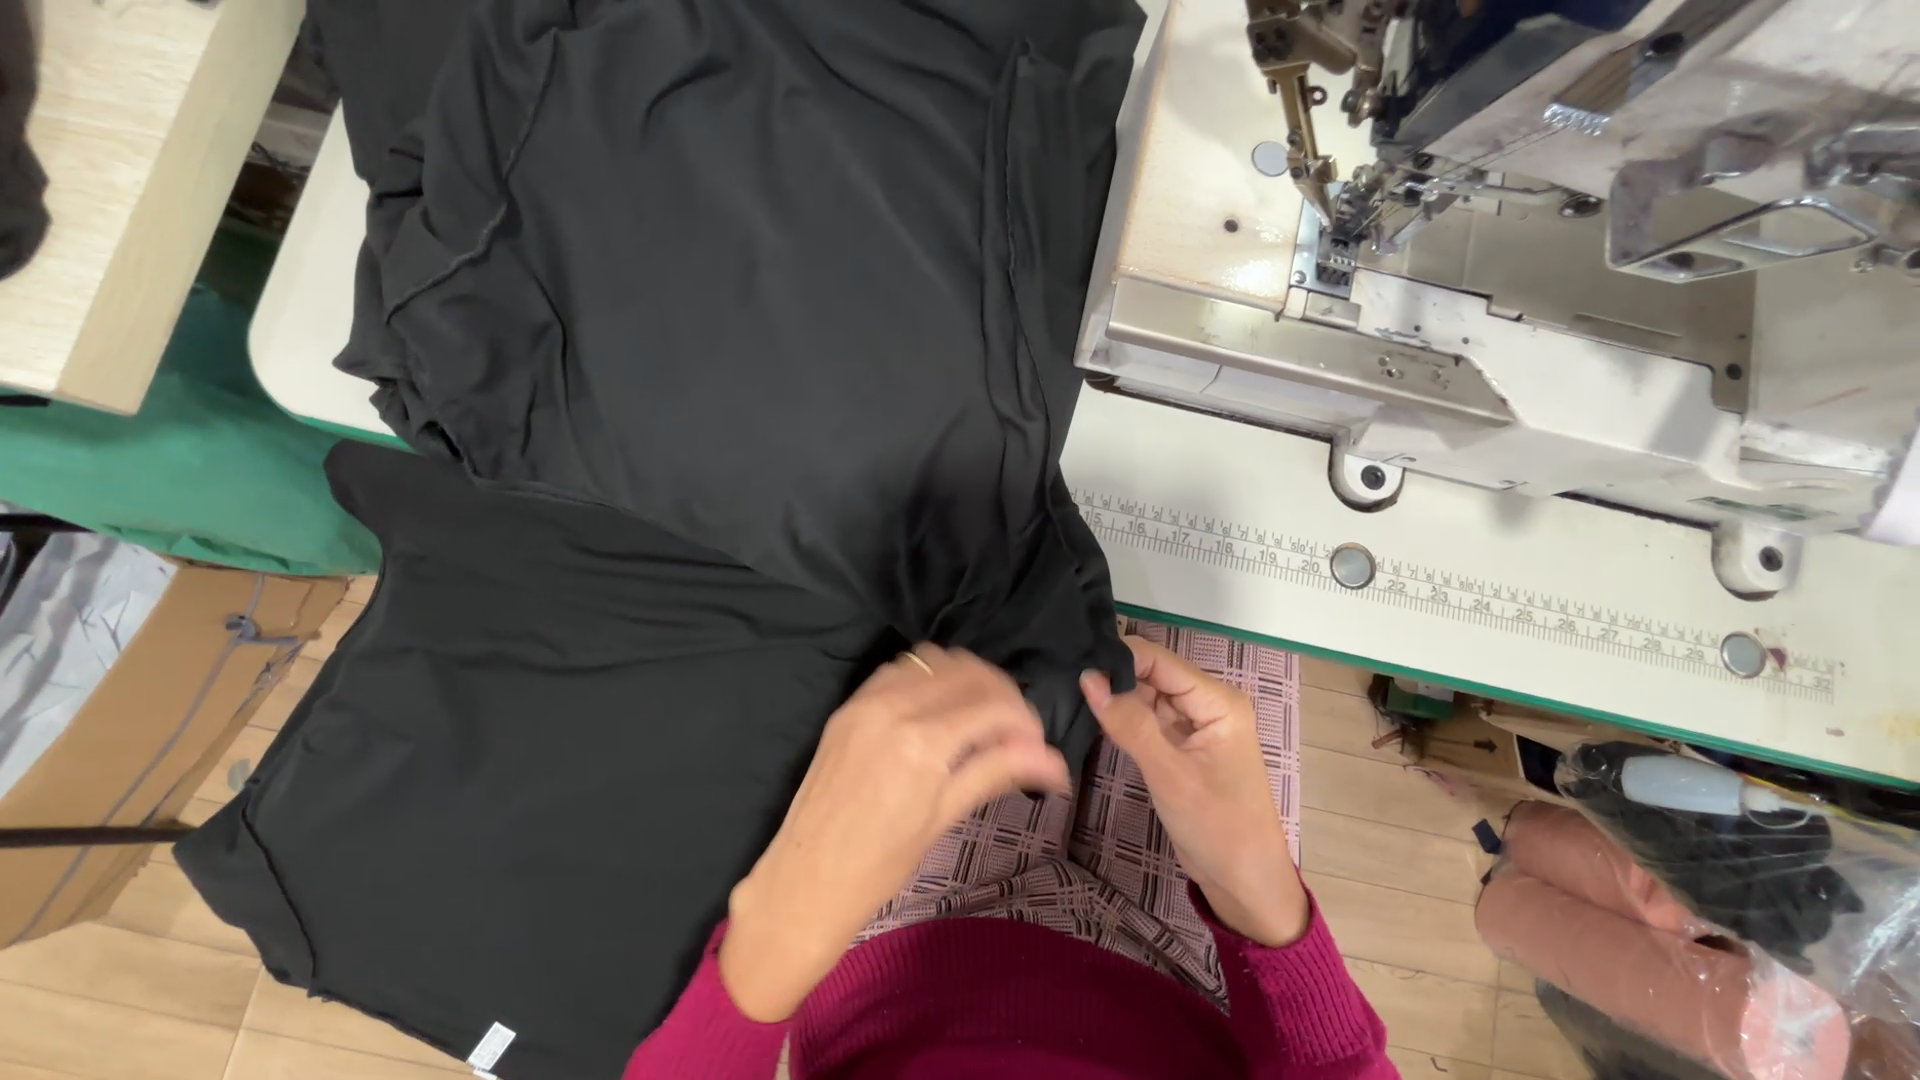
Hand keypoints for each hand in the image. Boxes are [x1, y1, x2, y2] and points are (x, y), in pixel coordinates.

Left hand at [721, 645, 1070, 1020]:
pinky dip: (929, 677)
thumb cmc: (879, 866)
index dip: (1026, 722)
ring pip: (934, 661)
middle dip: (1003, 694)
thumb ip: (995, 772)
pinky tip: (939, 707)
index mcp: (922, 743)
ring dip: (966, 678)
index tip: (1039, 746)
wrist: (804, 880)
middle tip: (1016, 729)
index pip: (993, 707)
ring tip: (981, 714)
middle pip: (968, 672)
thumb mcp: (943, 818)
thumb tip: (1054, 761)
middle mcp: (894, 708)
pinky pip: (898, 670)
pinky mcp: (848, 705)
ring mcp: (866, 702)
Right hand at [1081, 636, 1309, 946]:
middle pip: (1151, 673)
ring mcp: (1193, 725)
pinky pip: (1147, 719)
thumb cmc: (1217, 826)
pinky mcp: (1180, 745)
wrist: (1244, 882)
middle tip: (1062, 677)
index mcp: (1218, 700)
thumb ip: (1129, 723)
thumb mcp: (1170, 774)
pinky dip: (1122, 718)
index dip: (1117, 659)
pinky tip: (1090, 713)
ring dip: (1114, 696)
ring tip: (1067, 689)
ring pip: (1145, 695)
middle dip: (1112, 675)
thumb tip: (1088, 677)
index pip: (1159, 660)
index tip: (1072, 664)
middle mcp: (1207, 703)